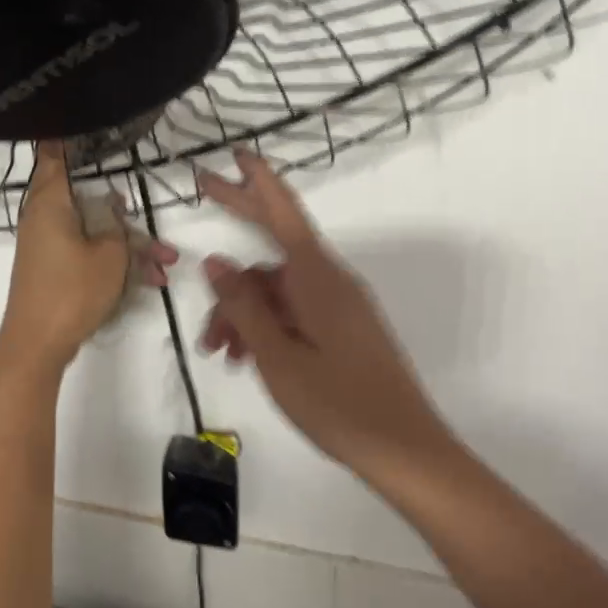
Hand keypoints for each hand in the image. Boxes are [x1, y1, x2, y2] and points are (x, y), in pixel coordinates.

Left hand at [1, 143, 177, 370]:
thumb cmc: (71, 289)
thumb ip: (117, 229)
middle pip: (83, 200)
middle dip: (121, 213)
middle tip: (144, 215)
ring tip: (165, 263)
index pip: (53, 158)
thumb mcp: (109, 256)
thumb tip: (113, 212)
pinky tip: (148, 280)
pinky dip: (111, 262)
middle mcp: (43, 218)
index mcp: (49, 203)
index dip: (64, 139)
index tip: (75, 124)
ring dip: (126, 246)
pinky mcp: (52, 268)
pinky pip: (85, 253)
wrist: (38, 342)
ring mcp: (46, 244)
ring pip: (91, 232)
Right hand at [196, 148, 454, 477]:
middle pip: (273, 244)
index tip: (234, 153)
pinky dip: (262, 325)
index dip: (256, 181)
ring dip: (240, 308)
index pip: (282, 214)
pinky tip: (241, 356)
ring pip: (275, 288)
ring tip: (216, 349)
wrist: (408, 454)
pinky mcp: (341, 330)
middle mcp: (329, 283)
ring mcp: (338, 307)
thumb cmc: (339, 404)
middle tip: (200, 193)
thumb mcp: (276, 356)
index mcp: (317, 280)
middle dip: (236, 221)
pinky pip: (291, 311)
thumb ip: (243, 306)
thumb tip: (215, 261)